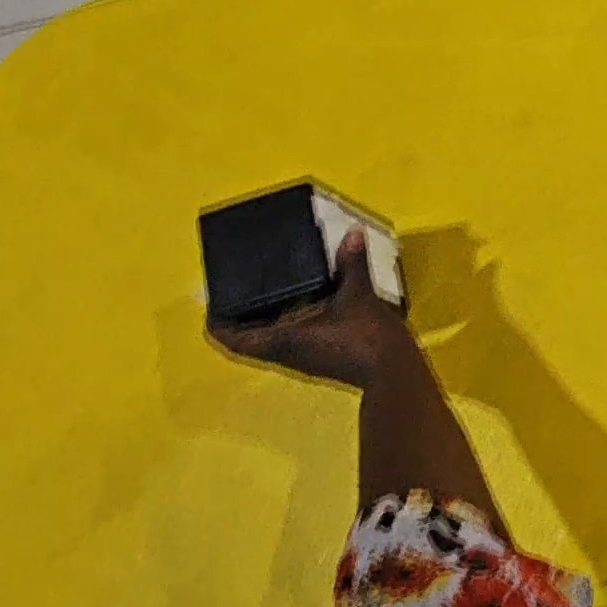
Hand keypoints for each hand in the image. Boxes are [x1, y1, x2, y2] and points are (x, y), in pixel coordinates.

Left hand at [207, 227, 411, 389]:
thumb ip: (352, 264)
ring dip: (264, 321)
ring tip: (271, 292)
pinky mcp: (321, 359)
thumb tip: (352, 234)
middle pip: (247, 341)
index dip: (216, 323)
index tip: (212, 302)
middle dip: (240, 318)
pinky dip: (287, 324)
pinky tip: (306, 304)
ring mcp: (303, 360)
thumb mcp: (360, 296)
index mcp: (282, 340)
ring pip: (269, 342)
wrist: (394, 372)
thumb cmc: (367, 338)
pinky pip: (290, 341)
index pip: (231, 339)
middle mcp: (285, 354)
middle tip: (241, 289)